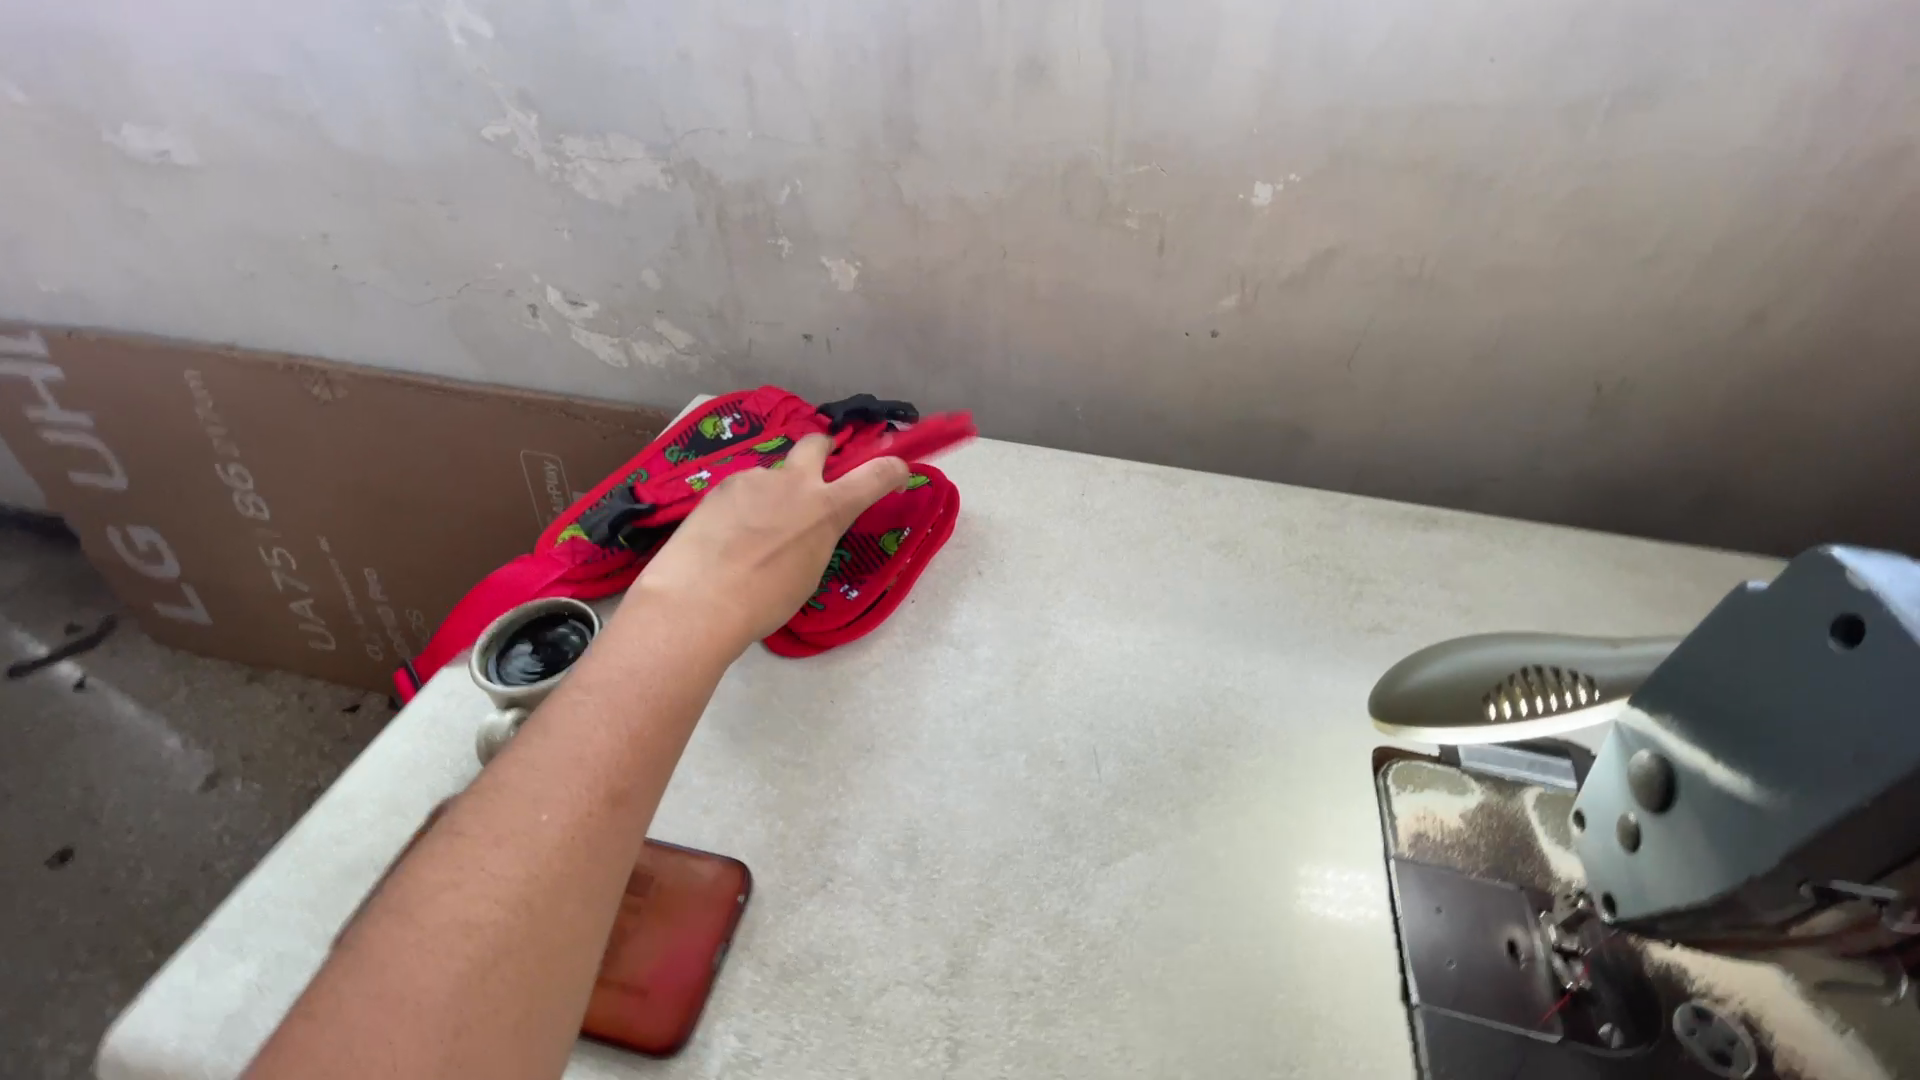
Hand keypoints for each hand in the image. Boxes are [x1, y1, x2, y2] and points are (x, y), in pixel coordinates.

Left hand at [624, 435, 908, 653]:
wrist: (699, 600)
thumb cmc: (764, 601)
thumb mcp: (809, 572)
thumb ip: (817, 538)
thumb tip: (806, 528)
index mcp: (827, 509)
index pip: (876, 475)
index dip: (892, 468)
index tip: (898, 469)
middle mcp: (795, 483)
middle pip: (816, 444)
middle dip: (823, 450)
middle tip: (817, 472)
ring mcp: (754, 479)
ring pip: (772, 475)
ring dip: (773, 492)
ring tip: (752, 531)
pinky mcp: (720, 486)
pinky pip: (742, 489)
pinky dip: (742, 506)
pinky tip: (726, 534)